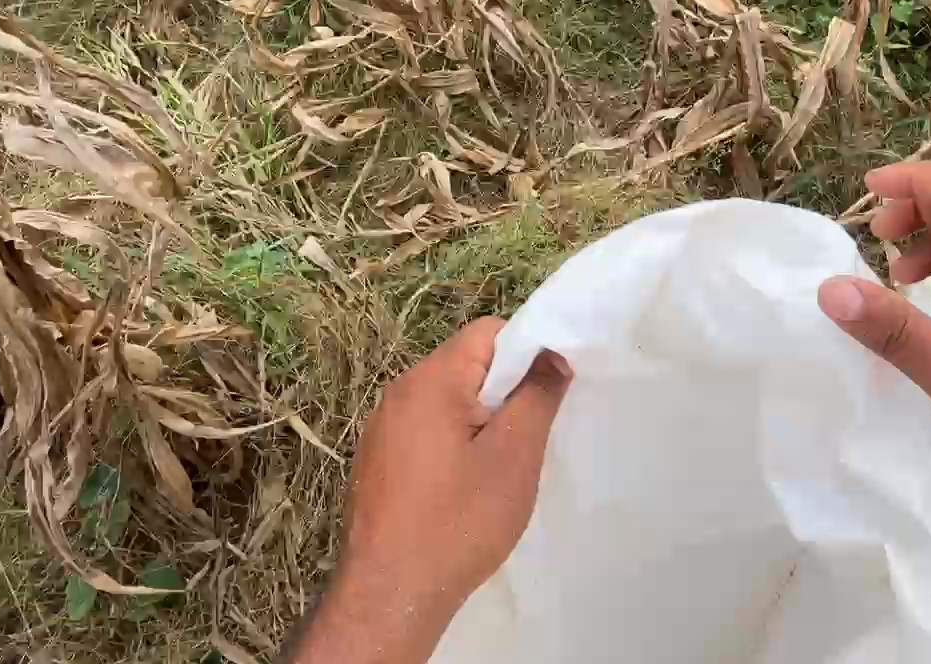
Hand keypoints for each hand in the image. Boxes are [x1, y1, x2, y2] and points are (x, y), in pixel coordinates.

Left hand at [289, 319, 571, 663]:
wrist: (389, 598)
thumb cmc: (459, 520)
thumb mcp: (514, 454)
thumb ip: (538, 394)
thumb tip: (553, 354)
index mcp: (430, 379)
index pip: (487, 332)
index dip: (523, 353)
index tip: (540, 395)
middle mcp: (399, 391)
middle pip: (466, 363)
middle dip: (501, 390)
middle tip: (520, 436)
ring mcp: (382, 427)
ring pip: (447, 398)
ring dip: (477, 418)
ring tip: (493, 465)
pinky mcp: (377, 459)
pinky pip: (425, 427)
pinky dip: (451, 441)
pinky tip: (460, 487)